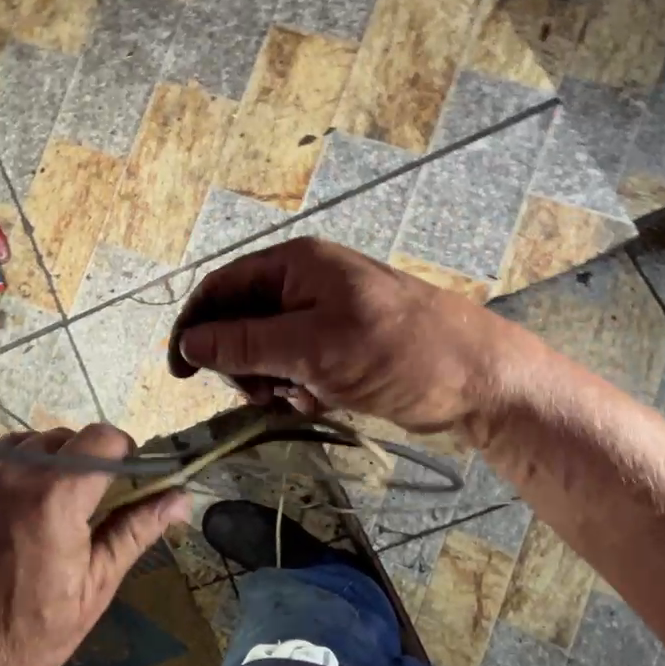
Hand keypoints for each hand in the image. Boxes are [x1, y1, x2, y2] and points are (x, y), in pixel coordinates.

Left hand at [0, 424, 190, 665]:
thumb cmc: (22, 636)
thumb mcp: (92, 588)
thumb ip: (136, 531)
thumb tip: (180, 499)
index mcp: (54, 493)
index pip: (104, 436)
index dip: (123, 455)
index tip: (124, 485)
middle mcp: (12, 466)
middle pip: (68, 438)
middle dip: (85, 466)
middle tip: (84, 515)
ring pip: (31, 443)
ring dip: (47, 466)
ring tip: (42, 519)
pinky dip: (12, 470)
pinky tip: (9, 513)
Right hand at [167, 237, 548, 439]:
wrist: (483, 383)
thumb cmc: (397, 351)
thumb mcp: (312, 347)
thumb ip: (244, 344)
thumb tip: (189, 342)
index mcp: (294, 265)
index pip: (221, 287)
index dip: (195, 325)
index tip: (181, 370)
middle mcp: (304, 284)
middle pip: (241, 320)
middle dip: (241, 360)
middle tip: (259, 393)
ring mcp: (324, 316)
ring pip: (266, 350)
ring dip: (271, 379)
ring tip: (299, 397)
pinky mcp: (341, 346)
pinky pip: (296, 366)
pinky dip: (298, 388)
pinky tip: (323, 401)